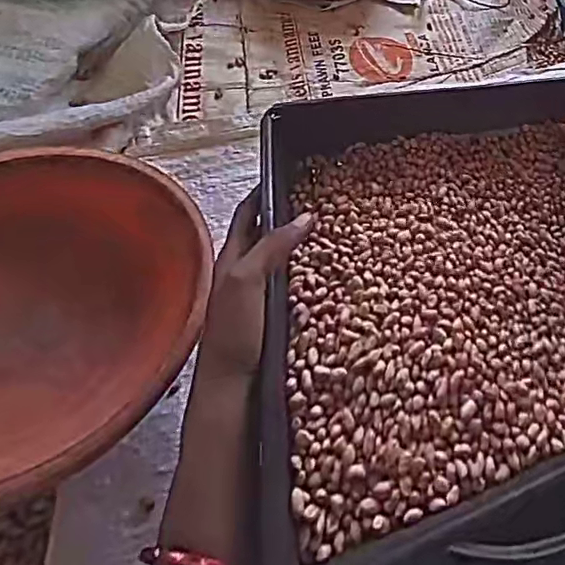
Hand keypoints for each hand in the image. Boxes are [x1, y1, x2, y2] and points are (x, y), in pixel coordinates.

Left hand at [196, 191, 315, 382]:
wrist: (232, 388)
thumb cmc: (234, 333)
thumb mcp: (248, 281)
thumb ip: (272, 246)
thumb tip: (304, 216)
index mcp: (232, 258)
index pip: (248, 213)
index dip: (264, 192)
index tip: (288, 175)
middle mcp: (244, 273)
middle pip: (267, 234)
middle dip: (290, 216)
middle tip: (321, 201)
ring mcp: (258, 295)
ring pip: (282, 259)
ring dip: (302, 245)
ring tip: (332, 232)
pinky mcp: (274, 314)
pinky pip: (294, 283)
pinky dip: (310, 271)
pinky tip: (329, 273)